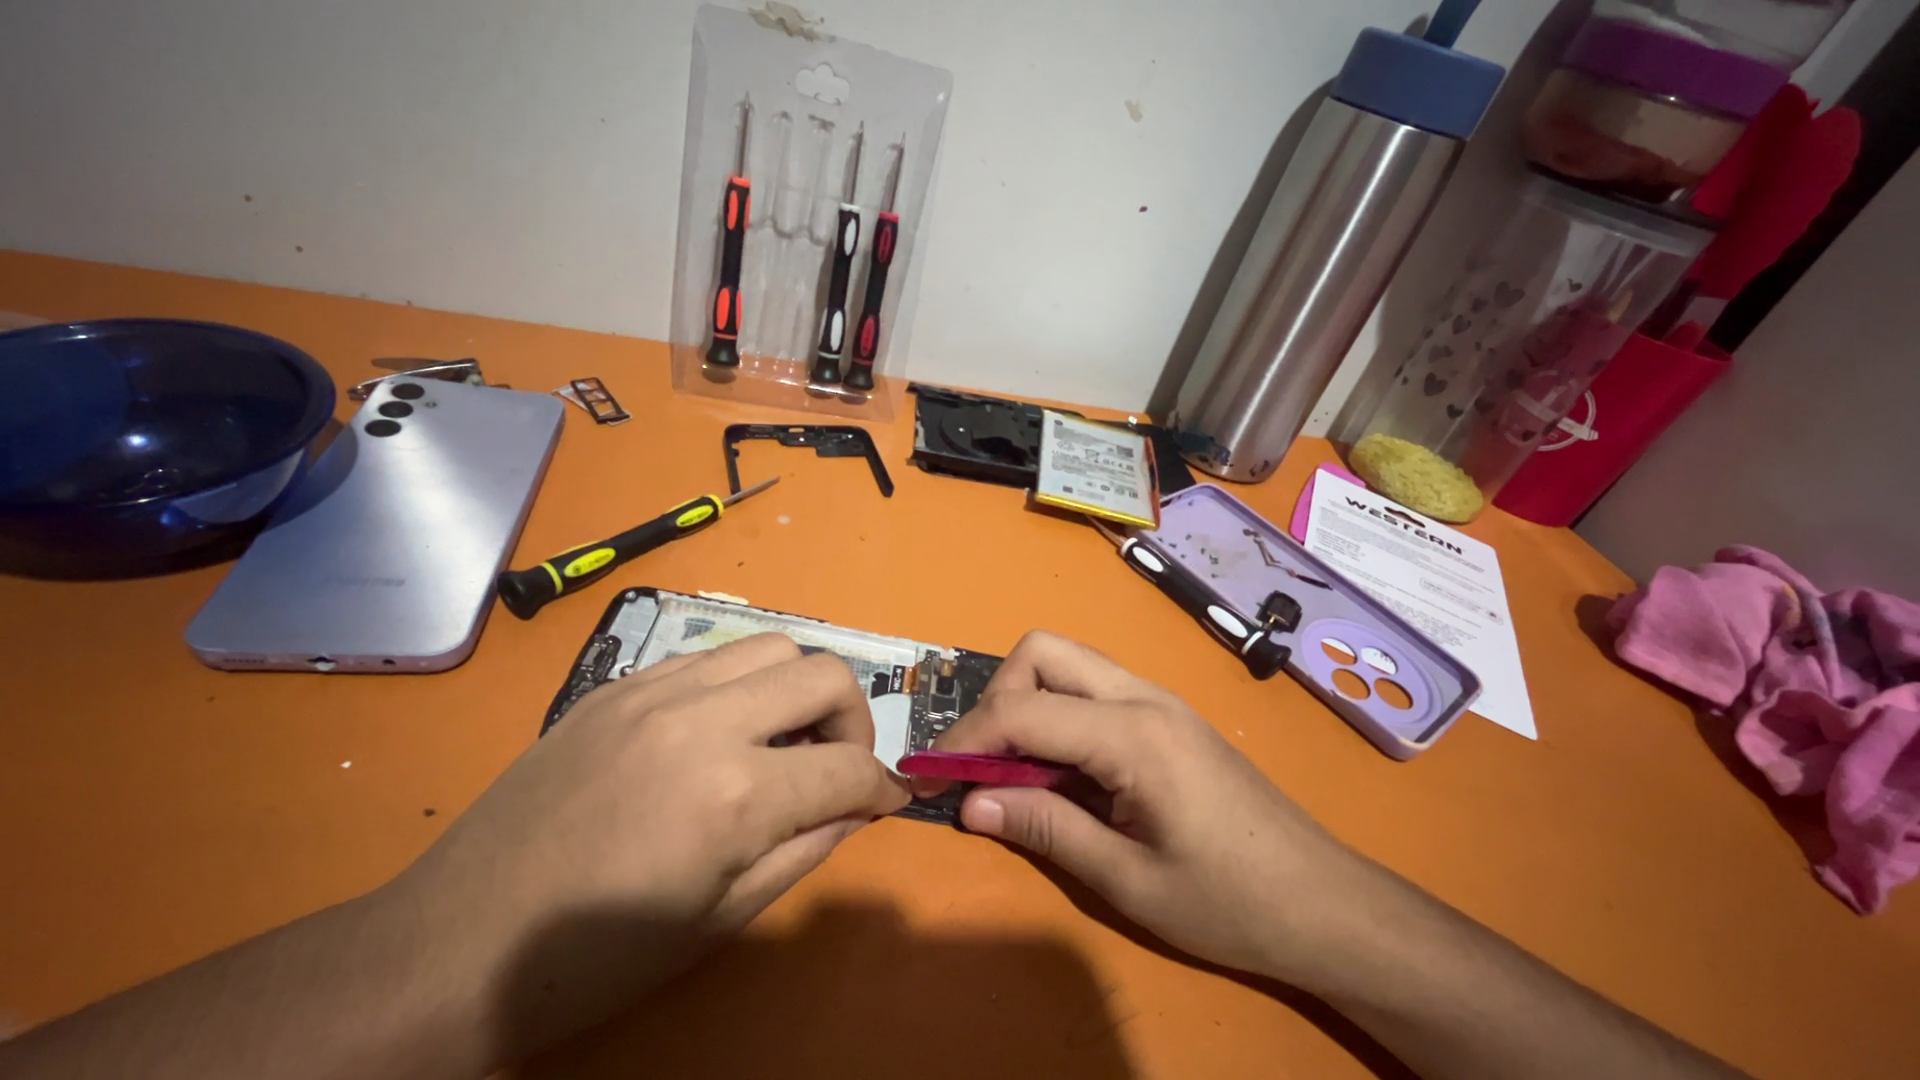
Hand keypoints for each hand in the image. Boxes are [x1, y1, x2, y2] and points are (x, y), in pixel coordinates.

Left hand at [389, 633, 907, 1057]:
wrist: (461, 941)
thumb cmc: (602, 956)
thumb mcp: (725, 918)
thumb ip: (808, 847)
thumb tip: (858, 804)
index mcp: (736, 795)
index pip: (851, 767)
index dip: (883, 787)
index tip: (887, 800)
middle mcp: (703, 720)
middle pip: (825, 673)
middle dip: (854, 720)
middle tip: (835, 765)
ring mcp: (654, 691)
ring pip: (770, 645)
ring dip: (796, 689)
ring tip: (779, 739)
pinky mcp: (616, 685)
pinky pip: (707, 656)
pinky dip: (738, 684)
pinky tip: (718, 731)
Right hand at [928, 631, 1365, 983]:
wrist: (1325, 905)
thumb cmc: (1229, 904)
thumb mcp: (1127, 879)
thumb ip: (1044, 829)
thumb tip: (967, 804)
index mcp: (1134, 735)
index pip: (1023, 709)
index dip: (965, 740)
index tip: (928, 776)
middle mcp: (1145, 698)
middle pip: (1044, 651)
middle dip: (997, 697)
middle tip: (983, 765)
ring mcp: (1161, 702)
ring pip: (1069, 663)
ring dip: (1027, 703)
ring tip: (1014, 772)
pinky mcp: (1169, 718)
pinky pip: (1094, 690)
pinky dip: (1058, 714)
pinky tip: (1060, 773)